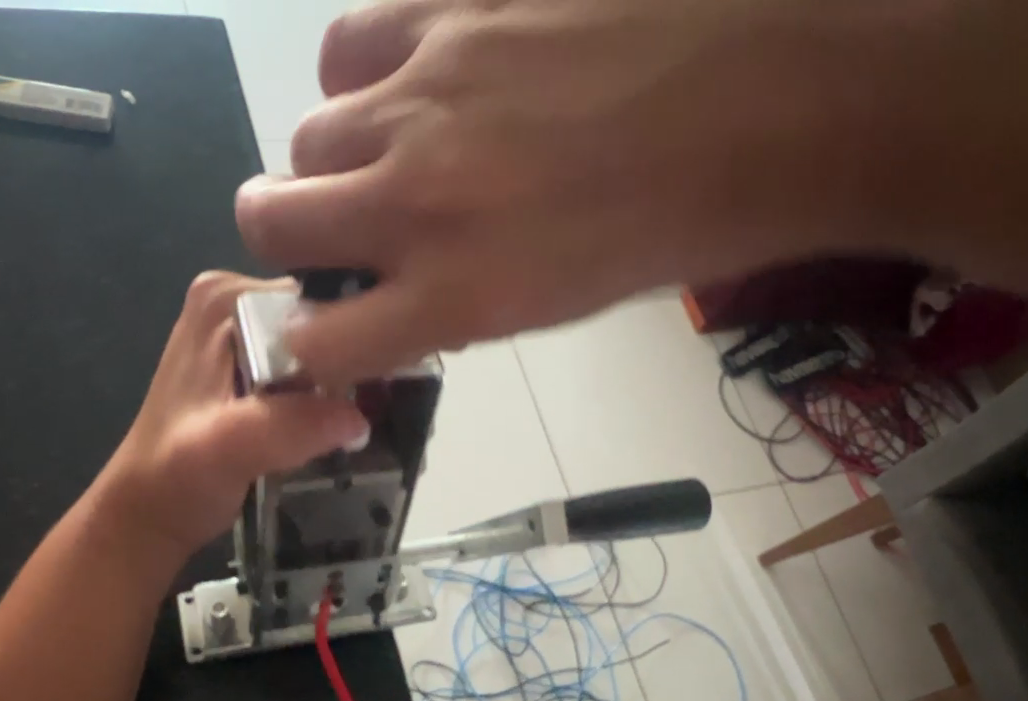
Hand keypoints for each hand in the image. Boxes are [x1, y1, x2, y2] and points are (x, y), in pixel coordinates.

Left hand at [94, 272, 369, 565]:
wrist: (150, 514)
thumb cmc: (177, 480)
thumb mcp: (227, 449)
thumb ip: (285, 427)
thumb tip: (358, 417)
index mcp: (224, 297)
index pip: (322, 297)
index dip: (360, 338)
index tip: (390, 384)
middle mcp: (235, 297)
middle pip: (329, 317)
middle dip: (360, 360)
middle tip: (387, 407)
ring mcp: (244, 328)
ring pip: (328, 343)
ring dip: (353, 381)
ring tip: (375, 415)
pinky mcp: (255, 360)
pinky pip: (316, 364)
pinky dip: (337, 392)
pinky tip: (352, 418)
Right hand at [235, 0, 908, 382]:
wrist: (759, 114)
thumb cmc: (661, 237)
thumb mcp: (545, 311)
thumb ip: (444, 310)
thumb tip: (382, 298)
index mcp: (455, 297)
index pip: (314, 341)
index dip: (305, 340)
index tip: (324, 327)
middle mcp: (418, 202)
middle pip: (269, 218)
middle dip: (289, 237)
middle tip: (335, 234)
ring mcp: (426, 98)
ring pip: (305, 134)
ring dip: (329, 161)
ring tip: (387, 158)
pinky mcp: (451, 14)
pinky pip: (349, 44)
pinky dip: (359, 77)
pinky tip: (404, 88)